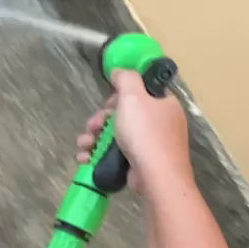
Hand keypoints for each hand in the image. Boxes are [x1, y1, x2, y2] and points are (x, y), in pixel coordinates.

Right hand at [76, 70, 192, 195]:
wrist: (157, 177)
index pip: (140, 92)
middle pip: (124, 114)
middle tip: (92, 126)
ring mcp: (151, 145)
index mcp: (164, 104)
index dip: (119, 96)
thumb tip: (119, 71)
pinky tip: (86, 158)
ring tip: (84, 144)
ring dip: (94, 138)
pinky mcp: (141, 163)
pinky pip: (117, 153)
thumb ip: (125, 78)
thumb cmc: (146, 133)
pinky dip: (99, 154)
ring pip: (117, 135)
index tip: (108, 104)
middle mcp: (160, 122)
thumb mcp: (133, 97)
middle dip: (100, 120)